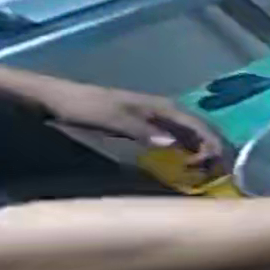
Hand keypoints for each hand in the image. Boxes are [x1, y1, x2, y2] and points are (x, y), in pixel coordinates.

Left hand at [40, 81, 223, 166]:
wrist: (53, 97)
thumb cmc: (84, 106)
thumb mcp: (112, 119)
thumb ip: (143, 131)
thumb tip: (174, 145)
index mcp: (168, 109)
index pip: (203, 128)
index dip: (212, 146)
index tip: (207, 165)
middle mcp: (172, 113)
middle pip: (206, 133)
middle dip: (216, 152)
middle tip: (215, 173)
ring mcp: (163, 119)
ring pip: (196, 137)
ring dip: (205, 154)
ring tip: (204, 171)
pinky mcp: (153, 126)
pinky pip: (182, 140)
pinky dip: (190, 152)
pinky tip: (187, 163)